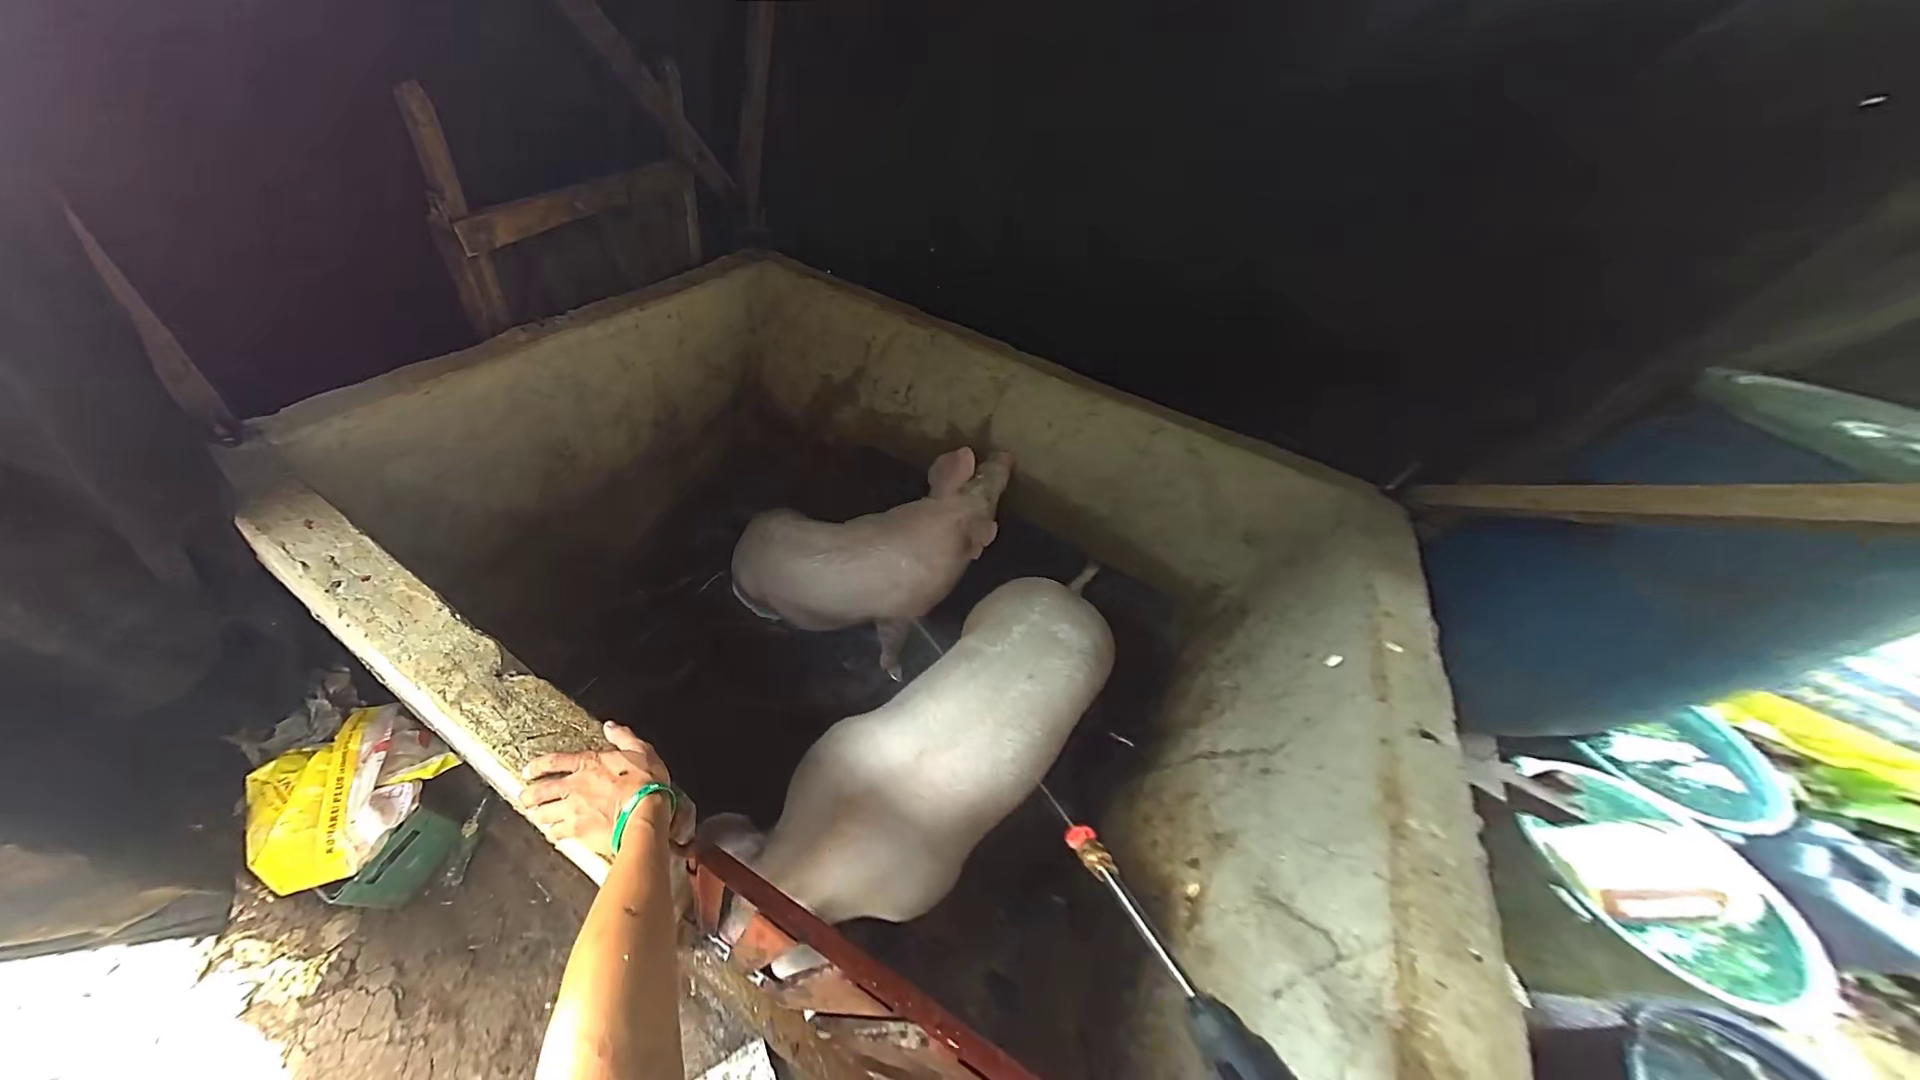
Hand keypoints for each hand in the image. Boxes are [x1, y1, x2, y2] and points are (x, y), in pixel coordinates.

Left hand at [519, 721, 692, 856]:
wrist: (646, 813)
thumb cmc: (647, 782)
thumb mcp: (642, 751)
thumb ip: (623, 737)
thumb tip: (610, 726)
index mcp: (589, 764)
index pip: (554, 761)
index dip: (537, 766)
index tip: (529, 771)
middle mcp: (574, 786)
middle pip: (539, 791)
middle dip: (529, 794)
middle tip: (526, 797)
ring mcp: (572, 810)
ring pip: (542, 814)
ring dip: (538, 814)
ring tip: (536, 815)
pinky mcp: (576, 832)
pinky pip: (556, 833)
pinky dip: (554, 833)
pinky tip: (555, 833)